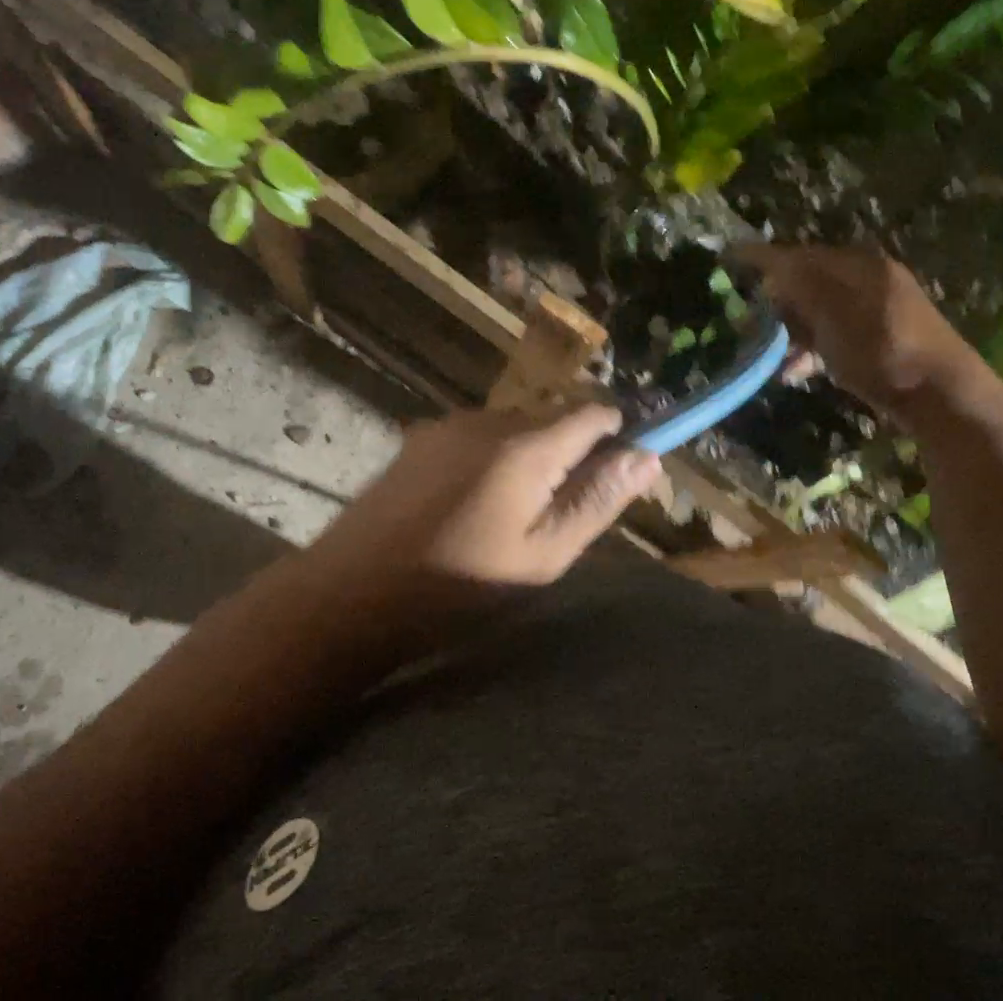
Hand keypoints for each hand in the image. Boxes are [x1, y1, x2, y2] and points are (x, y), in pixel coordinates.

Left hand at [306, 404, 660, 596]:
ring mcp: (450, 424)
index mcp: (527, 446)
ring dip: (531, 452)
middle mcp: (490, 419)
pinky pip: (478, 434)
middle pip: (555, 415)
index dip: (619, 435)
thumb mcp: (543, 555)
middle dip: (573, 449)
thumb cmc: (460, 584)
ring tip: (513, 512)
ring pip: (516, 423)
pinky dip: (494, 456)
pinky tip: (473, 503)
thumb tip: (648, 458)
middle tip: (563, 509)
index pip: (595, 412)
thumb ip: (597, 501)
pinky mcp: (421, 437)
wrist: (354, 590)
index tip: (620, 472)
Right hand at [731, 244, 977, 412]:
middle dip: (773, 303)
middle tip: (744, 323)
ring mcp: (875, 313)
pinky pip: (832, 339)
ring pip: (817, 315)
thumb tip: (770, 266)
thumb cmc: (882, 348)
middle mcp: (867, 281)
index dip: (763, 259)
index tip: (728, 258)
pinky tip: (793, 373)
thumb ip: (801, 287)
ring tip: (766, 358)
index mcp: (858, 265)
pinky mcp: (878, 344)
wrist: (938, 394)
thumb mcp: (835, 314)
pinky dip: (809, 352)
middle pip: (807, 284)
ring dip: (788, 334)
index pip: (800, 254)